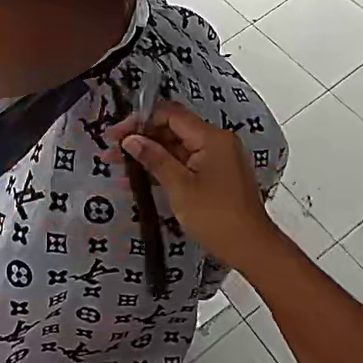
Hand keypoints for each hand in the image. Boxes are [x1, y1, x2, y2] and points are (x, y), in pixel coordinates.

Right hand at [109, 102, 295, 275]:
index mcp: (212, 137)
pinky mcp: (217, 174)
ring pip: (179, 147)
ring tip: (120, 168)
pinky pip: (187, 162)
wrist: (250, 247)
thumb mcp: (180, 187)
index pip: (171, 114)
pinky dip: (166, 168)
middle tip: (112, 153)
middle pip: (174, 129)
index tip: (116, 135)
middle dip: (142, 138)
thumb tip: (131, 139)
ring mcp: (219, 157)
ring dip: (151, 155)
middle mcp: (218, 141)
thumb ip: (154, 159)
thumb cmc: (216, 217)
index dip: (141, 121)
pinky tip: (142, 179)